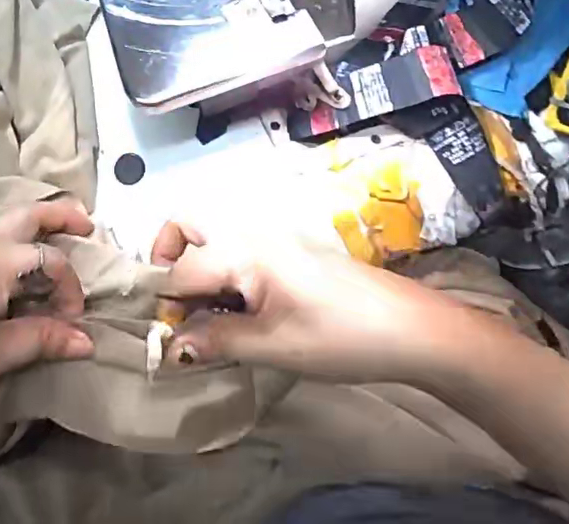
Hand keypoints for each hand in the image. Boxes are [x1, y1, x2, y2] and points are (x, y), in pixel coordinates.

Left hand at [0, 201, 96, 447]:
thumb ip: (45, 338)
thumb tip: (88, 341)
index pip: (50, 260)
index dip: (70, 289)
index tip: (75, 324)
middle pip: (28, 214)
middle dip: (61, 215)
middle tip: (88, 226)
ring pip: (4, 224)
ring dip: (34, 228)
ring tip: (57, 241)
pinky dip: (11, 243)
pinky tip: (14, 270)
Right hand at [152, 221, 495, 385]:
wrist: (403, 326)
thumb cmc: (338, 335)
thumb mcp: (272, 346)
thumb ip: (216, 340)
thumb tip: (171, 346)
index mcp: (244, 249)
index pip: (179, 268)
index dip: (165, 305)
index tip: (166, 340)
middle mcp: (251, 230)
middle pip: (189, 223)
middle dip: (168, 257)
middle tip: (178, 308)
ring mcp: (271, 235)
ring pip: (212, 235)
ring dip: (196, 267)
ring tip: (209, 318)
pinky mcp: (286, 248)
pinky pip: (236, 248)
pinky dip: (222, 271)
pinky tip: (238, 312)